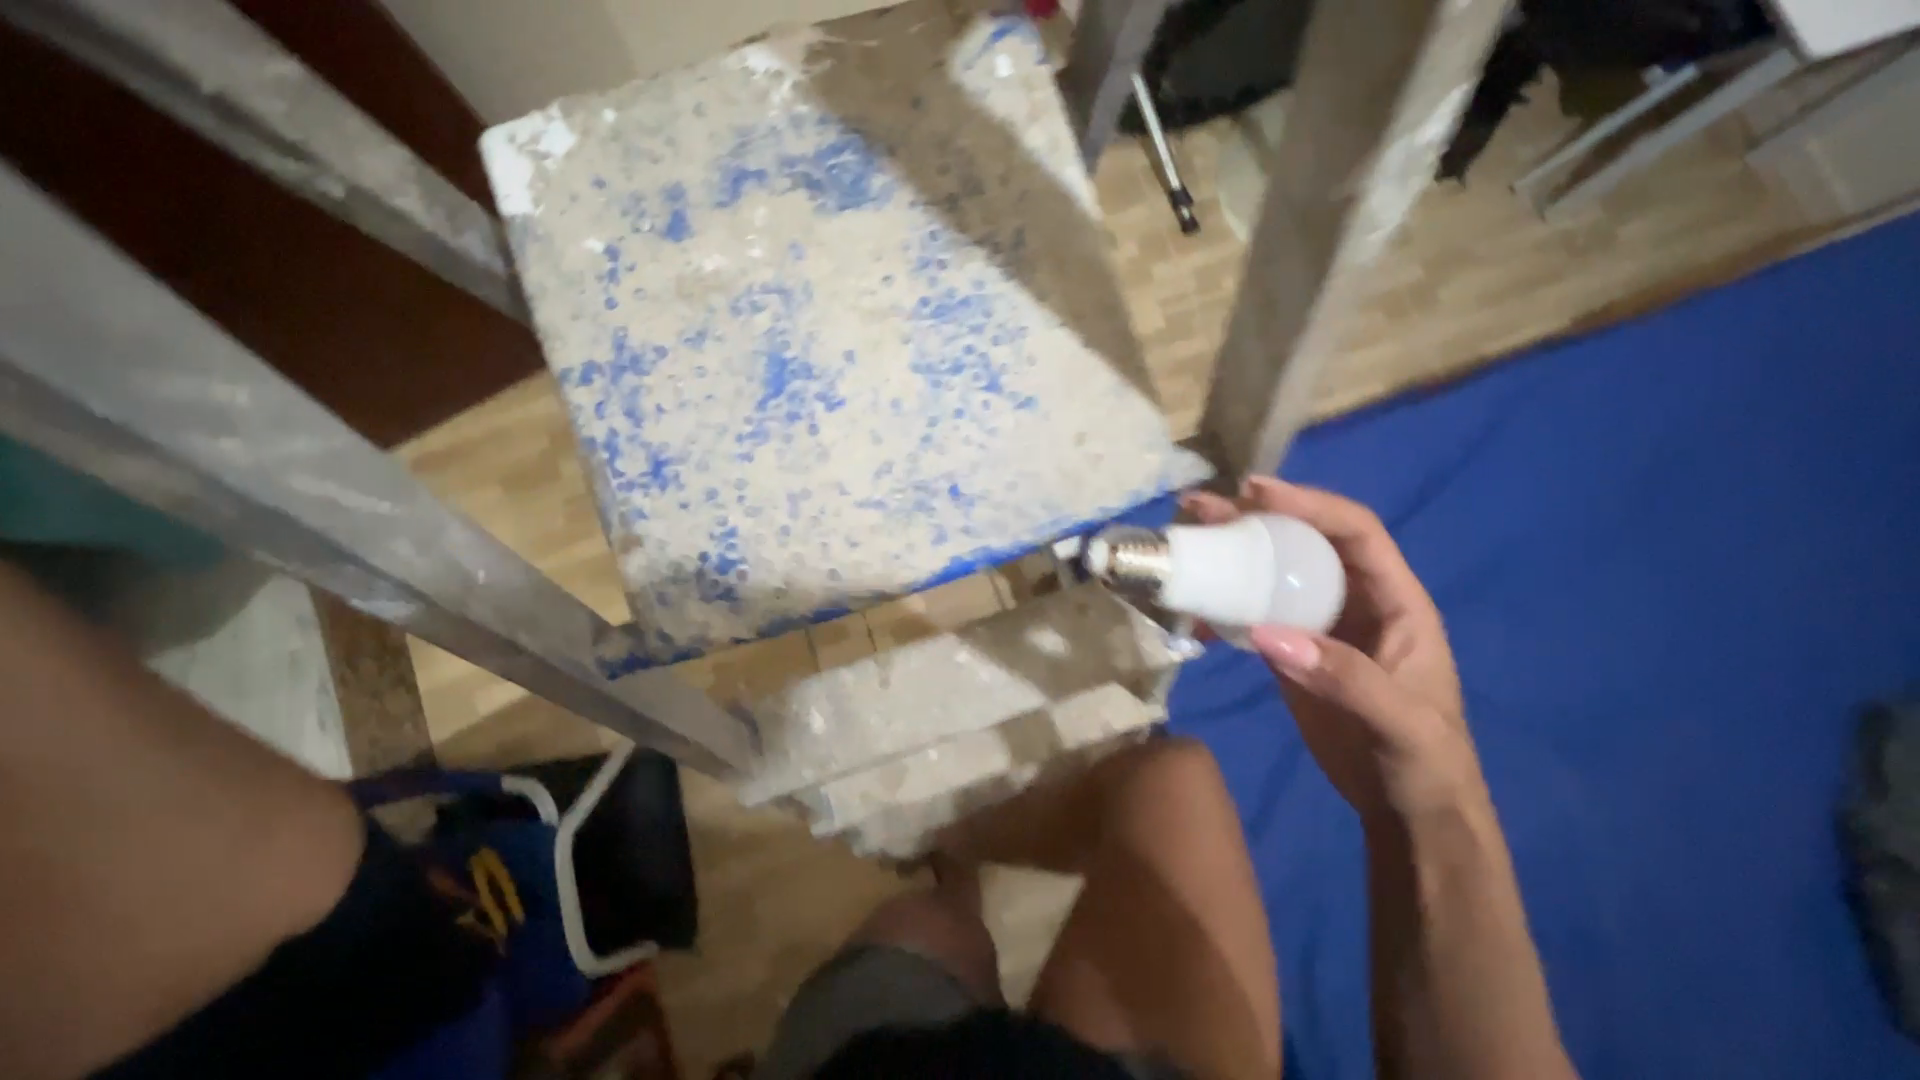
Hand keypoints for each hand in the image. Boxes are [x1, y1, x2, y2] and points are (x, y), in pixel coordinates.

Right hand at [1181, 478, 1481, 822]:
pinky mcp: (1294, 656)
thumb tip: (1264, 632)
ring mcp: (1322, 628)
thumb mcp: (1399, 721)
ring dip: (1234, 555)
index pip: (1355, 533)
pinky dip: (1224, 608)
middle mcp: (1357, 602)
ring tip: (1188, 540)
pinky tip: (1193, 610)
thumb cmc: (1425, 763)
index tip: (1256, 492)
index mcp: (1397, 602)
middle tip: (1201, 507)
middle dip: (1256, 518)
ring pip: (1275, 575)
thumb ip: (1342, 675)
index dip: (1310, 505)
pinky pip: (1255, 616)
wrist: (1410, 813)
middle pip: (1305, 543)